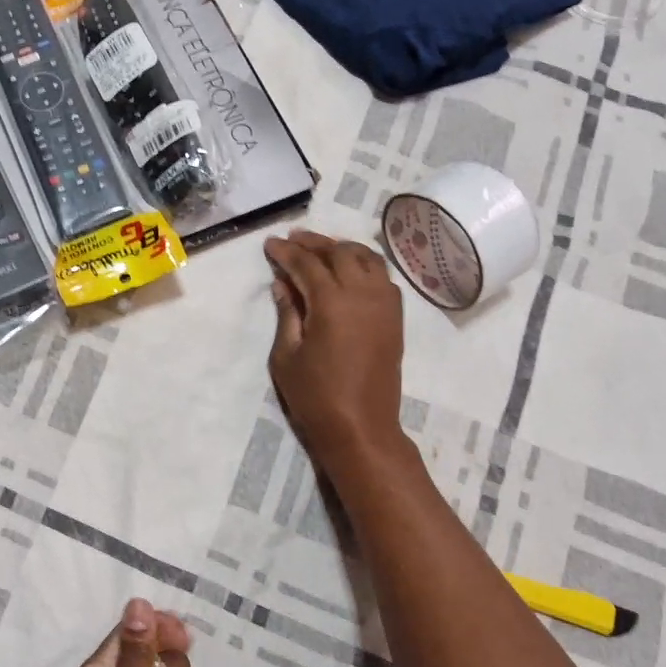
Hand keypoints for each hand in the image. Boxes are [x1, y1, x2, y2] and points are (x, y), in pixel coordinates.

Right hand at [264, 230, 405, 473]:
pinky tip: (349, 271)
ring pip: (367, 259)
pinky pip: (382, 277)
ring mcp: (385, 304)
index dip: (287, 252)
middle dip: (314, 243)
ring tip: (321, 248)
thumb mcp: (286, 356)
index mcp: (333, 303)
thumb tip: (282, 284)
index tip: (270, 243)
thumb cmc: (315, 396)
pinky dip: (364, 265)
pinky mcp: (395, 318)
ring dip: (342, 249)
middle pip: (340, 253)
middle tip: (293, 239)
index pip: (307, 264)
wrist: (361, 427)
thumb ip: (287, 314)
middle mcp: (363, 294)